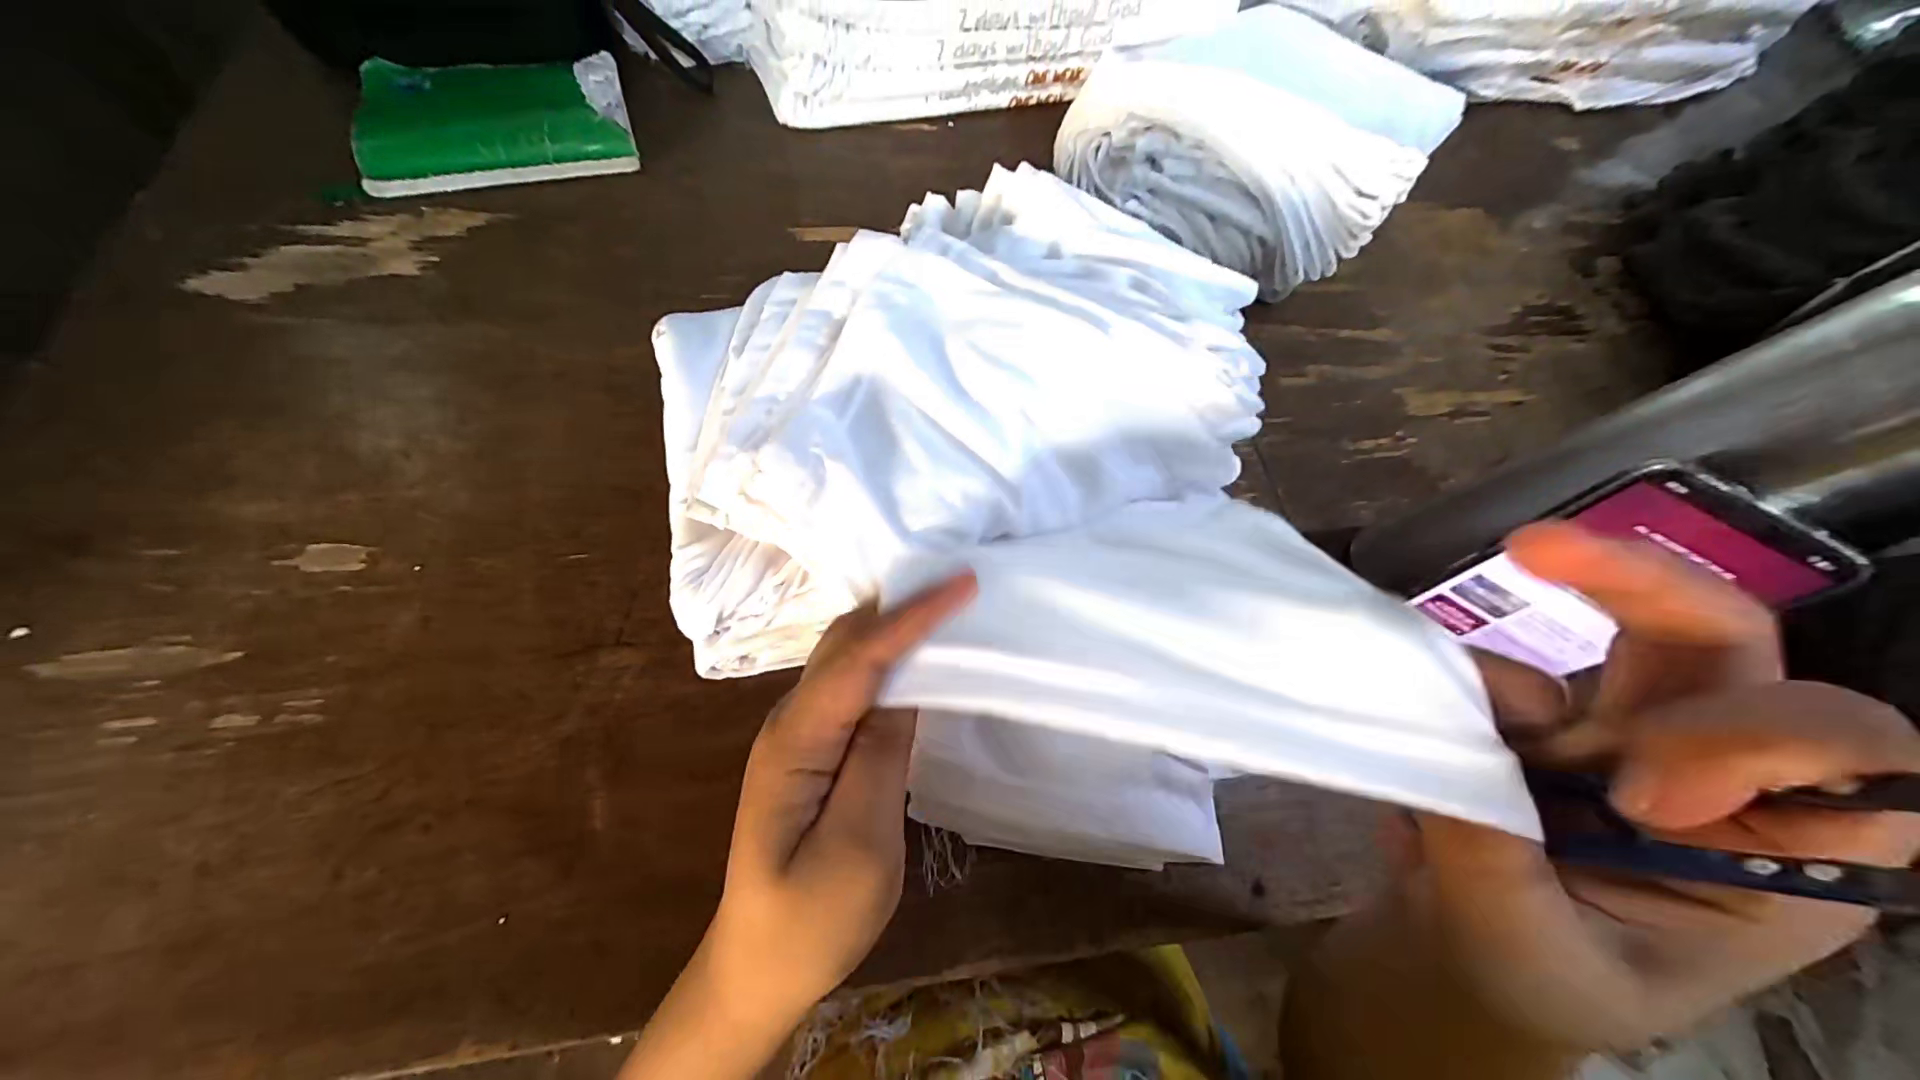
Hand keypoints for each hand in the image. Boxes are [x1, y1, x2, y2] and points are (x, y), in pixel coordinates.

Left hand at [708, 571, 976, 1014]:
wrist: (757, 969)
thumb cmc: (809, 922)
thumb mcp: (859, 847)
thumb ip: (880, 758)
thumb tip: (906, 687)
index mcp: (795, 742)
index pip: (858, 660)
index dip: (910, 618)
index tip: (962, 584)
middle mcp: (790, 722)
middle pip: (846, 644)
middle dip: (902, 607)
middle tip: (960, 584)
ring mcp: (798, 734)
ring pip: (847, 658)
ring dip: (894, 627)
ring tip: (947, 608)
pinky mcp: (814, 749)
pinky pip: (852, 686)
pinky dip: (888, 660)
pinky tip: (917, 660)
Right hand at [1420, 523, 1919, 1051]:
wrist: (1459, 959)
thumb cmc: (1528, 979)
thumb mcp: (1530, 948)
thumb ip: (1496, 851)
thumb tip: (1452, 732)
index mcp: (1773, 853)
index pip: (1848, 759)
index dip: (1752, 741)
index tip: (1631, 790)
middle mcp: (1710, 773)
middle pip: (1728, 648)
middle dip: (1644, 584)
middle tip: (1531, 548)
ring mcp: (1610, 733)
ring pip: (1607, 639)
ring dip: (1507, 668)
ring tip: (1436, 748)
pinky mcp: (1528, 720)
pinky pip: (1499, 668)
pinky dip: (1452, 679)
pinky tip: (1419, 724)